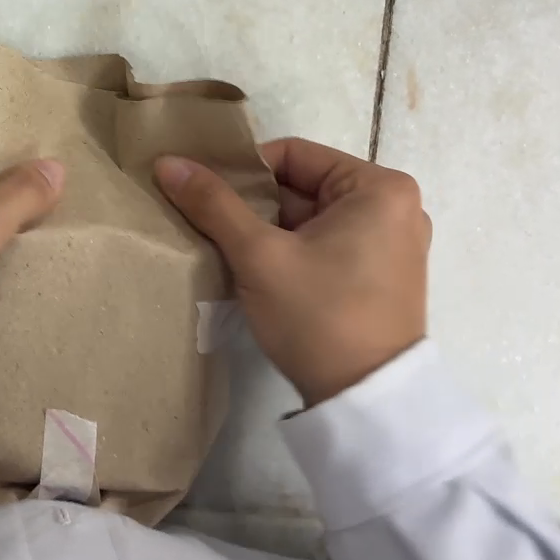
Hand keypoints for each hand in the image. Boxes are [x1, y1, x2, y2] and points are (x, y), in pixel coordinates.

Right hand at [155, 139, 429, 405]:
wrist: (366, 405)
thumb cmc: (320, 314)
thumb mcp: (257, 254)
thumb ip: (212, 202)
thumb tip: (166, 162)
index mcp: (379, 188)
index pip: (291, 155)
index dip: (241, 171)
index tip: (204, 194)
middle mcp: (393, 207)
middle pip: (297, 185)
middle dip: (249, 202)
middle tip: (205, 218)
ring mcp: (387, 243)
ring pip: (303, 216)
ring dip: (260, 226)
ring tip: (220, 242)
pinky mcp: (376, 275)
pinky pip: (318, 241)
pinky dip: (283, 247)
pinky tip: (249, 266)